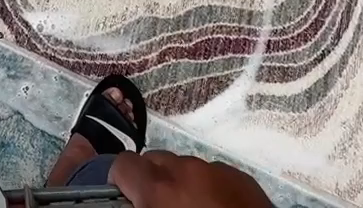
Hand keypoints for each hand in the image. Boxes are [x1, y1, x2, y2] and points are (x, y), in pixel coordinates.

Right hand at [110, 150, 273, 207]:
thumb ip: (142, 205)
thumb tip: (136, 201)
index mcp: (159, 191)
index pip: (123, 164)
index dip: (120, 181)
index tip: (124, 197)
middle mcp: (184, 171)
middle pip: (154, 160)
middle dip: (152, 180)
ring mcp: (216, 170)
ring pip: (185, 166)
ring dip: (181, 184)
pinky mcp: (242, 177)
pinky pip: (214, 174)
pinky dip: (209, 188)